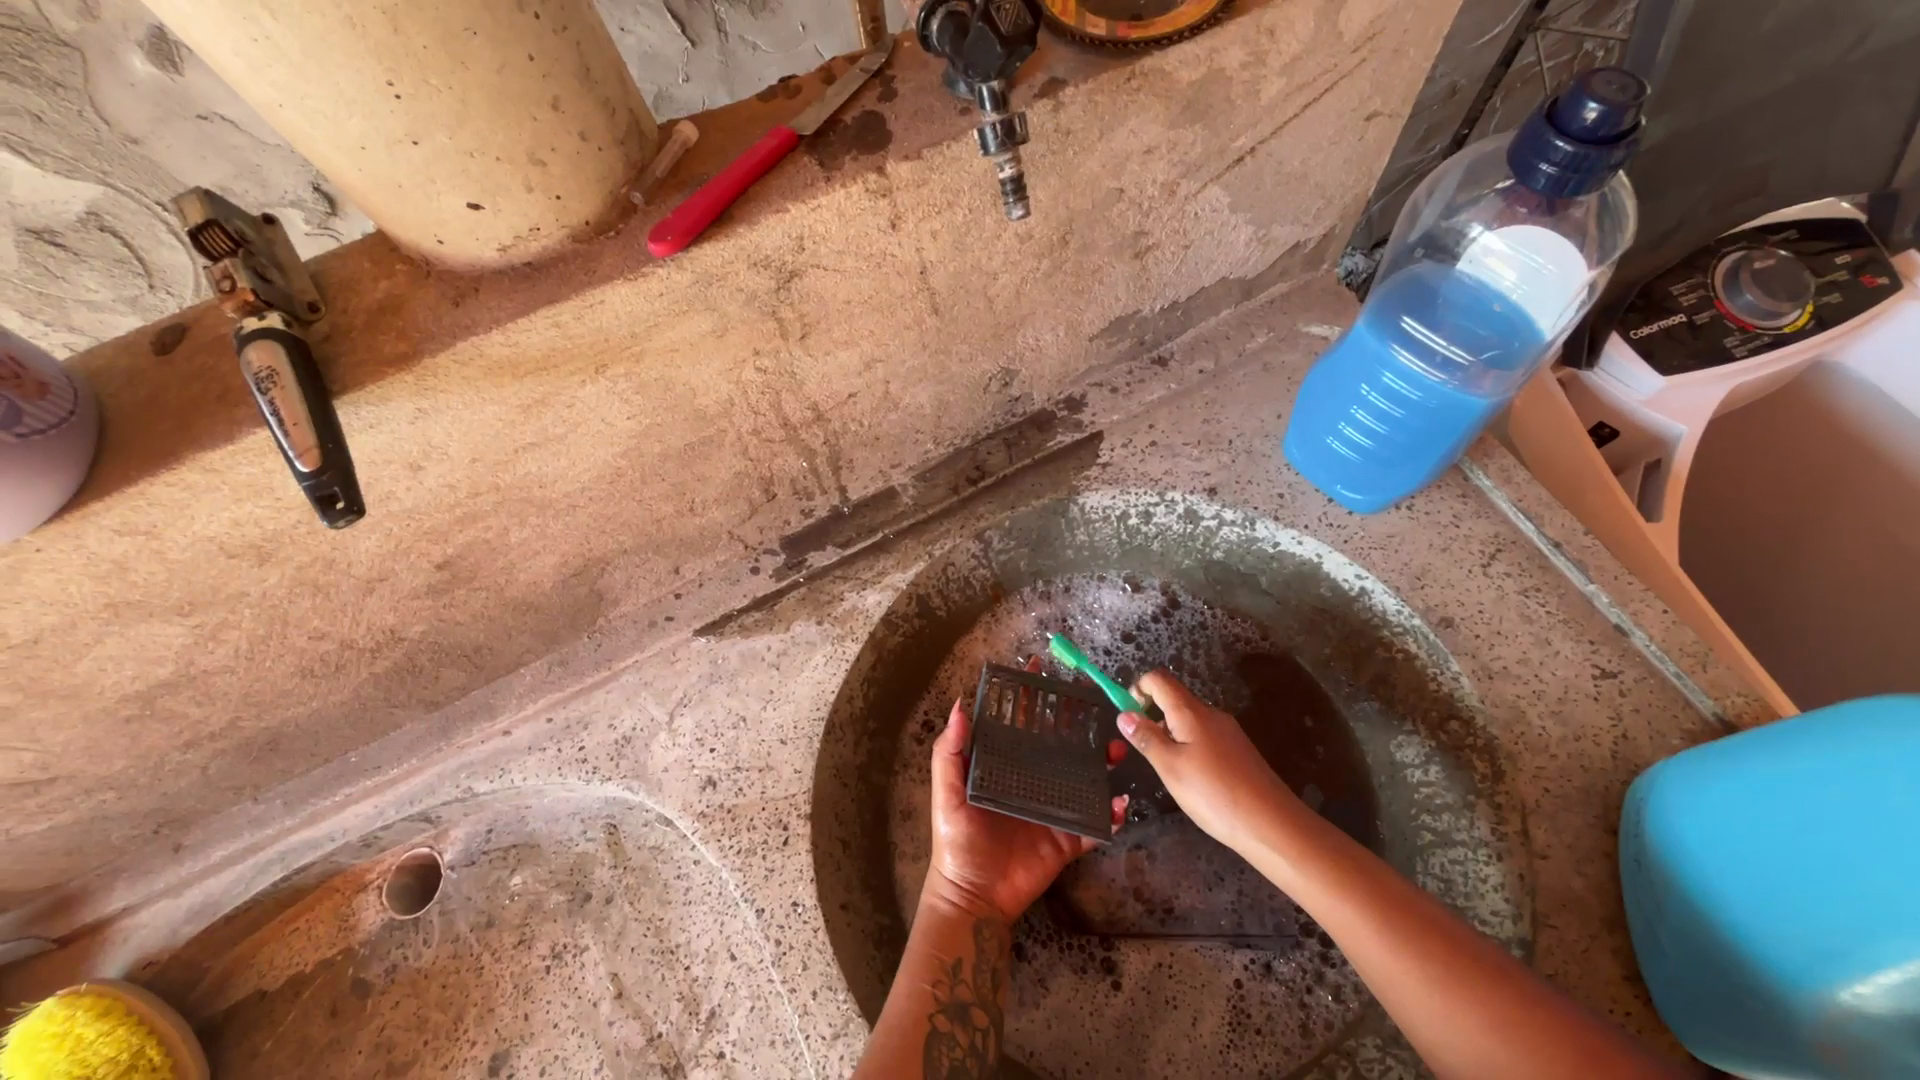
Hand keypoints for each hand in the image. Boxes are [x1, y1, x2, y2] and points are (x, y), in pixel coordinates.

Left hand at [926, 694, 1125, 923]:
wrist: (973, 895)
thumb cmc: (956, 841)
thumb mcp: (947, 793)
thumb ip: (950, 752)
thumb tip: (962, 705)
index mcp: (1004, 766)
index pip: (1019, 723)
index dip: (1028, 697)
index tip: (1041, 669)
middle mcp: (1032, 781)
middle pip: (1059, 745)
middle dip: (1078, 724)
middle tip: (1096, 706)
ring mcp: (1053, 809)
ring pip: (1085, 779)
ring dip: (1102, 762)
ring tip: (1116, 751)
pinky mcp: (1068, 839)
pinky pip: (1096, 825)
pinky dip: (1112, 816)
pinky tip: (1121, 804)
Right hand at [1116, 669, 1306, 854]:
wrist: (1271, 823)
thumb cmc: (1213, 793)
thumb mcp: (1170, 768)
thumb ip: (1147, 739)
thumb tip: (1124, 714)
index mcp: (1191, 712)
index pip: (1159, 679)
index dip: (1138, 689)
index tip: (1129, 717)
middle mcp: (1211, 714)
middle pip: (1175, 699)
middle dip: (1152, 716)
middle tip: (1146, 753)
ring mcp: (1228, 732)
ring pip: (1190, 720)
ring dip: (1170, 734)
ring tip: (1169, 771)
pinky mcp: (1238, 750)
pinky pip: (1205, 737)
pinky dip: (1189, 747)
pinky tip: (1194, 779)